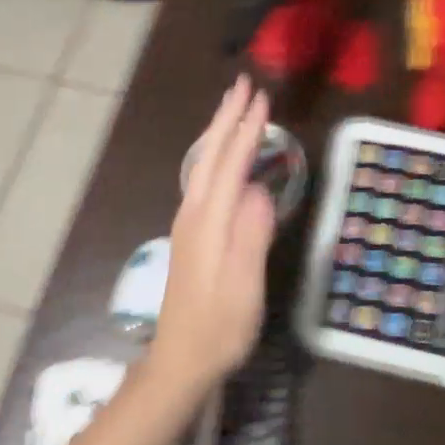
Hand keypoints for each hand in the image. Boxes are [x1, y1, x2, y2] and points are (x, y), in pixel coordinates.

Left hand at [150, 76, 276, 389]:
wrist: (182, 358)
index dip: (246, 129)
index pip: (230, 163)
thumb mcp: (244, 285)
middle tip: (242, 85)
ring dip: (219, 133)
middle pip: (210, 156)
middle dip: (226, 119)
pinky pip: (204, 180)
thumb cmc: (219, 325)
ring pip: (203, 165)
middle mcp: (194, 214)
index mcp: (209, 221)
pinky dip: (215, 157)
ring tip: (232, 109)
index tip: (261, 97)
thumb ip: (251, 234)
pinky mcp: (192, 236)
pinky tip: (221, 159)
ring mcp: (190, 224)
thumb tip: (262, 189)